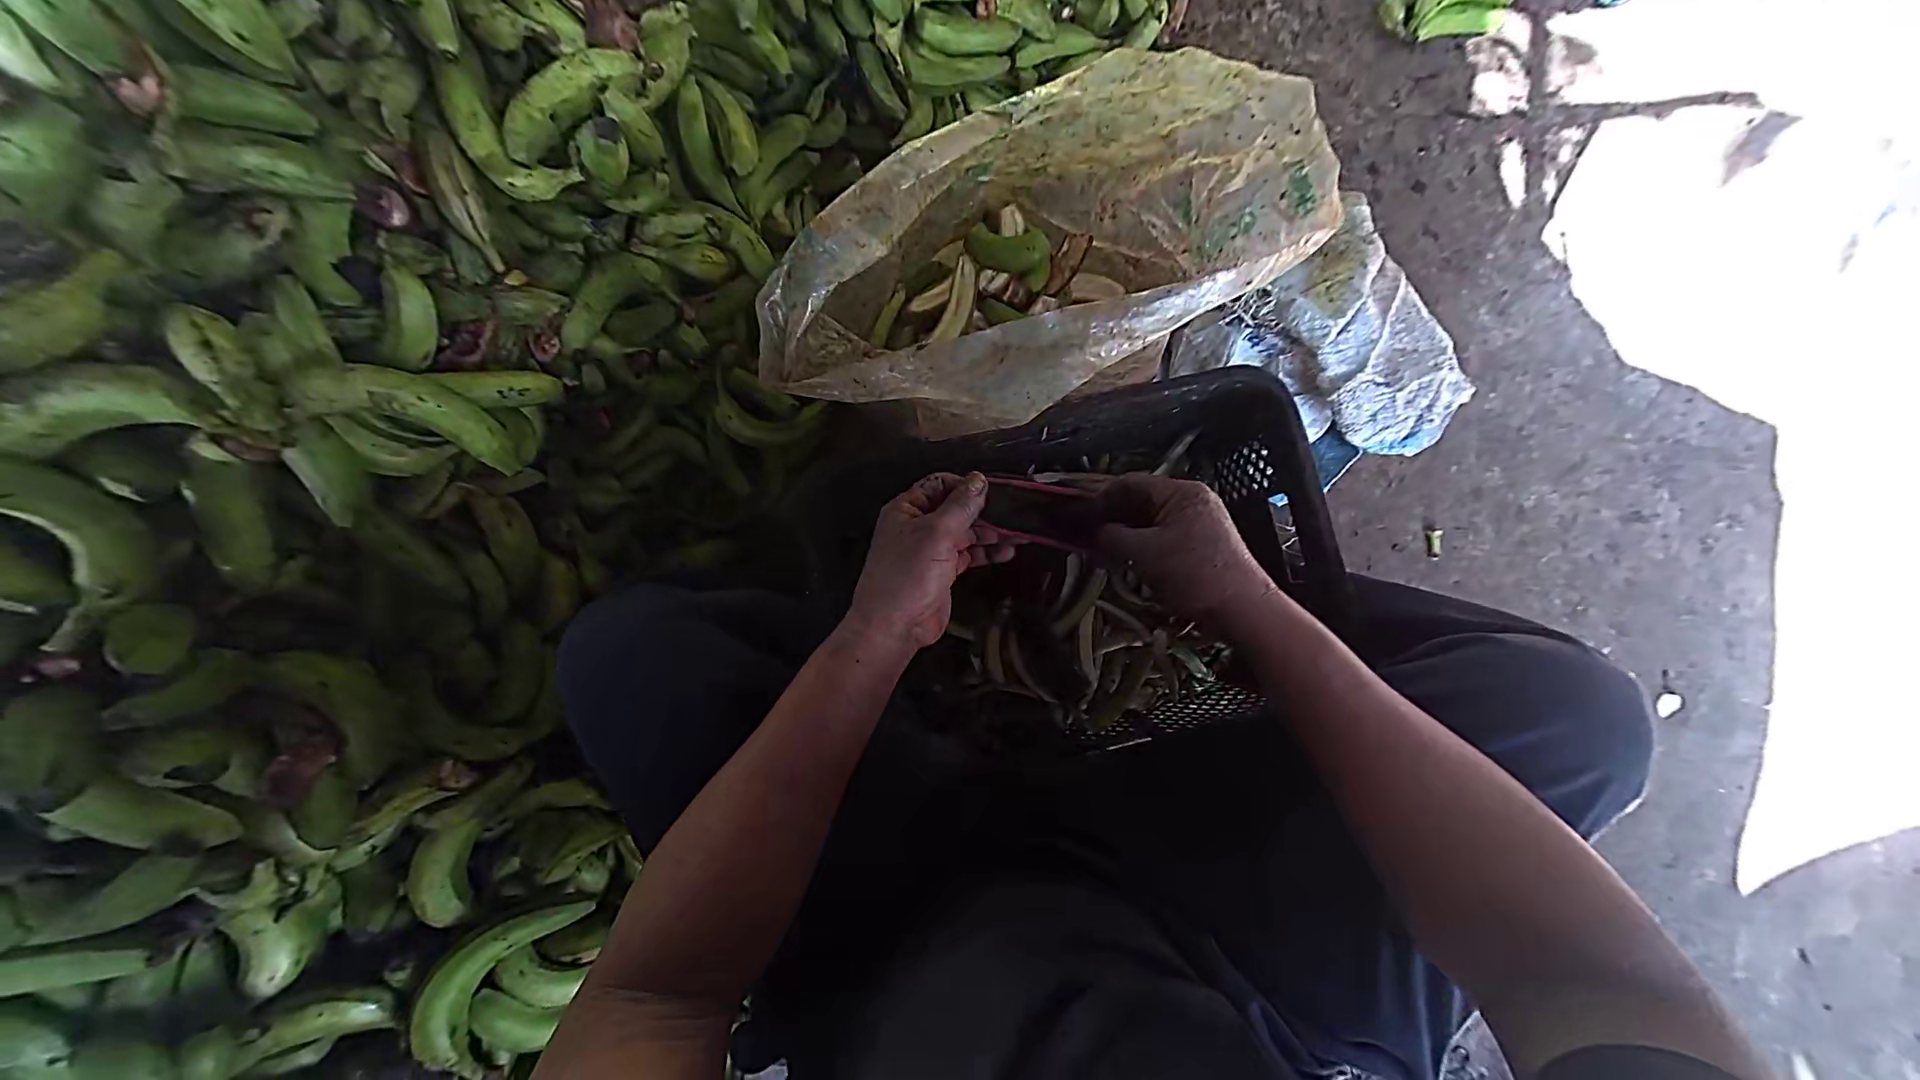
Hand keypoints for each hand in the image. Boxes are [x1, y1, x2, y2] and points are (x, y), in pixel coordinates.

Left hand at [845, 472, 1015, 649]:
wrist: (894, 626)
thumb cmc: (901, 581)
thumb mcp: (935, 533)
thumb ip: (959, 506)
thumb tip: (977, 481)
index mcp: (907, 509)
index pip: (940, 484)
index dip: (965, 485)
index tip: (991, 491)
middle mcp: (918, 527)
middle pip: (956, 509)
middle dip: (984, 511)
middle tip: (1010, 514)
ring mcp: (931, 549)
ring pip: (966, 532)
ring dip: (991, 532)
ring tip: (1016, 533)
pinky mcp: (943, 570)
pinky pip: (969, 554)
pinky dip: (987, 552)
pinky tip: (1005, 550)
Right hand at [1095, 474, 1278, 627]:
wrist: (1240, 610)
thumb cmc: (1195, 575)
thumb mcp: (1144, 554)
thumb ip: (1112, 537)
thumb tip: (1093, 532)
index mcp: (1183, 492)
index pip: (1131, 483)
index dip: (1101, 496)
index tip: (1080, 512)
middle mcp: (1192, 502)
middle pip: (1140, 502)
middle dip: (1111, 518)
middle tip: (1085, 532)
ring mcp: (1197, 525)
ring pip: (1148, 523)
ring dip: (1124, 535)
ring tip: (1100, 549)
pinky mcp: (1198, 547)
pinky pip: (1160, 538)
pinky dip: (1139, 547)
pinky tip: (1123, 561)